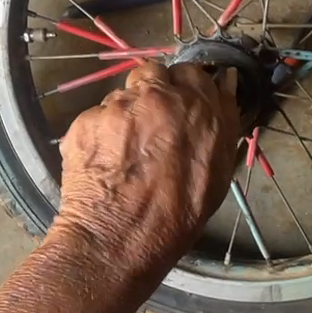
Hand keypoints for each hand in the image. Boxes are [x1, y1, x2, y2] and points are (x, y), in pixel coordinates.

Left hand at [53, 62, 240, 266]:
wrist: (119, 240)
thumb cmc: (178, 216)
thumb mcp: (217, 171)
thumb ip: (223, 121)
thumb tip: (226, 82)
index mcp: (198, 107)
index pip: (192, 73)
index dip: (183, 90)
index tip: (179, 109)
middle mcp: (158, 97)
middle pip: (154, 74)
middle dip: (152, 93)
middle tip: (150, 127)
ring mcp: (118, 106)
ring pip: (121, 95)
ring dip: (124, 114)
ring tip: (123, 152)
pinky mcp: (86, 120)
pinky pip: (95, 118)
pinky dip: (98, 135)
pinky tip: (102, 163)